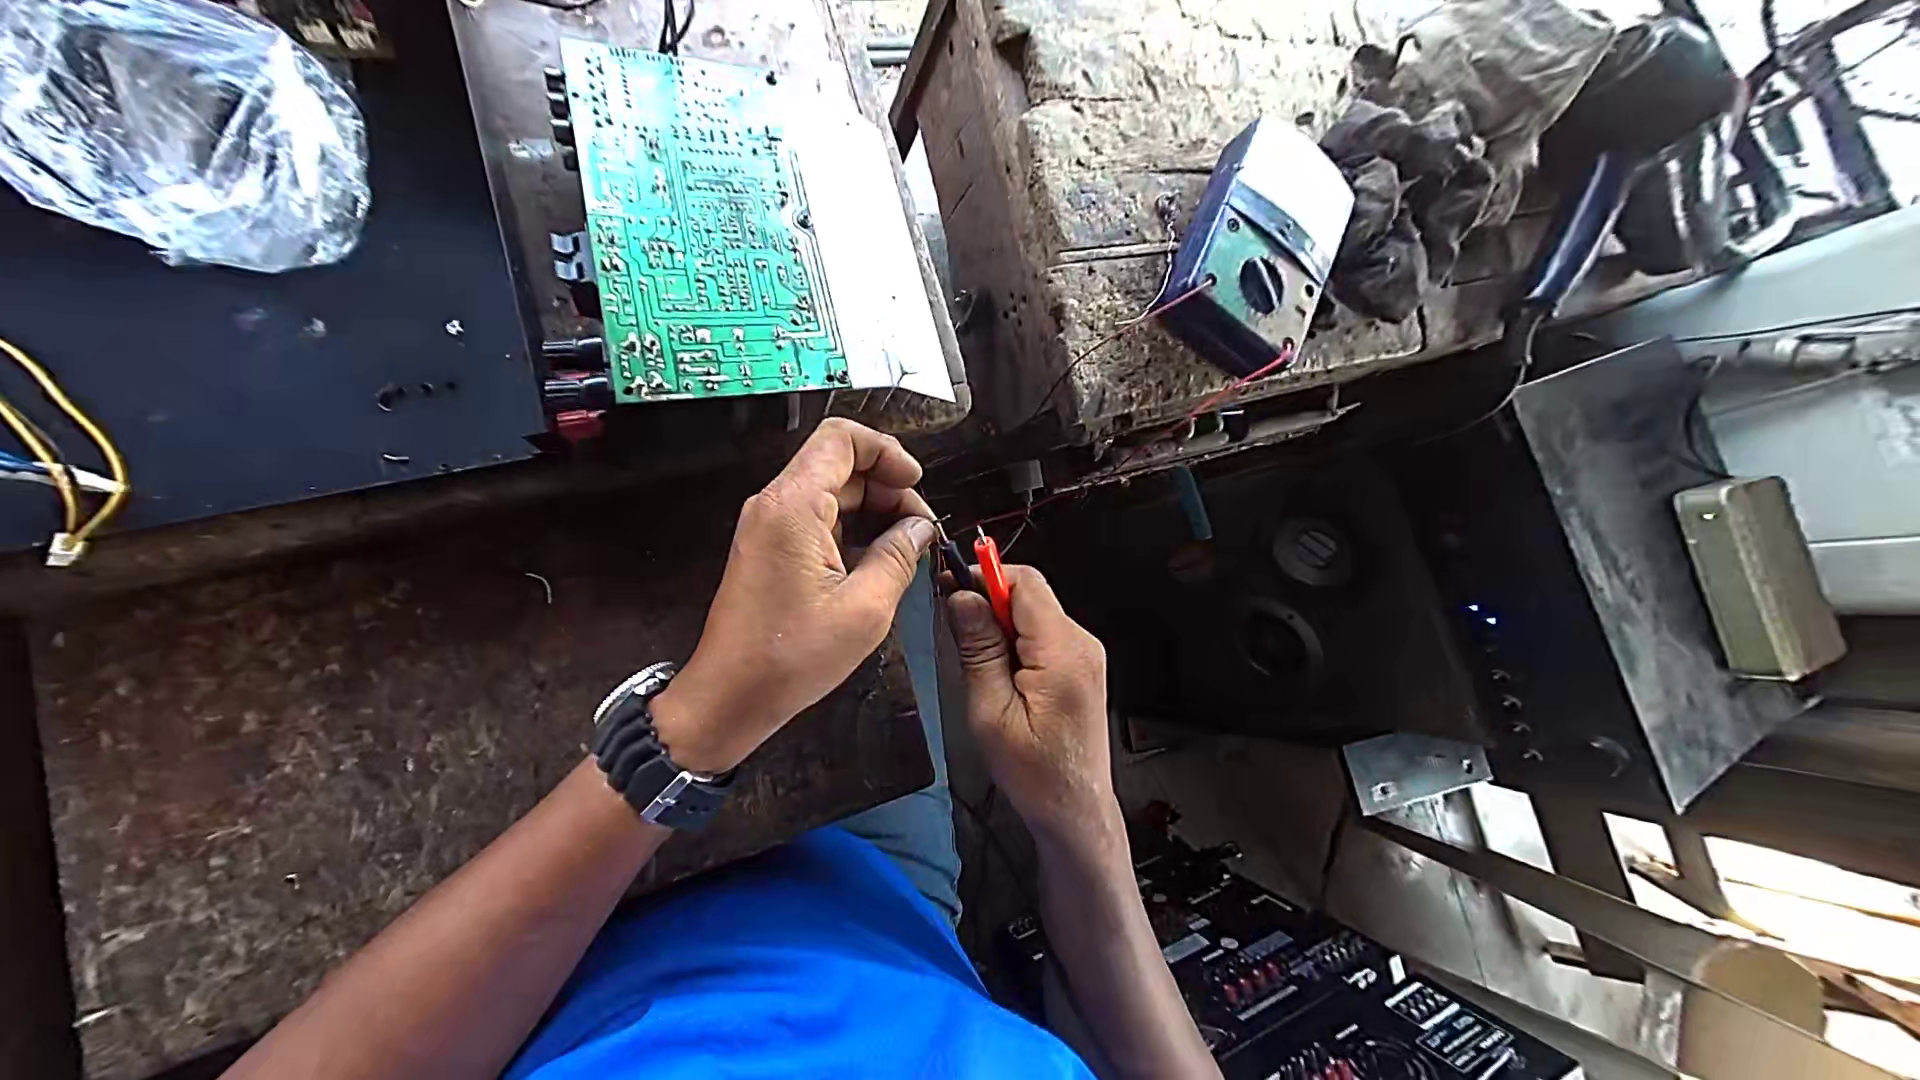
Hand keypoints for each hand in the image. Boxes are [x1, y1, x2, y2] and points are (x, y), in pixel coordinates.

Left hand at [652, 419, 938, 773]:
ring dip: (874, 510)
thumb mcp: (866, 607)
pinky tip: (878, 560)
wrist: (732, 694)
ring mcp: (770, 526)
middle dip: (888, 488)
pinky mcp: (771, 547)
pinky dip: (853, 528)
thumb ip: (900, 555)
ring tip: (905, 548)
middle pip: (841, 465)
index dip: (886, 451)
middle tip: (919, 529)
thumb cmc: (787, 658)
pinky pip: (819, 518)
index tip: (913, 482)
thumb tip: (920, 529)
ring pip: (833, 492)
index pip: (842, 439)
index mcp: (793, 508)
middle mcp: (775, 507)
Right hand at [949, 565, 1118, 842]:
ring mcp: (1084, 652)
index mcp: (1063, 651)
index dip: (984, 575)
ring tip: (979, 660)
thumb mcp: (990, 711)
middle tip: (956, 628)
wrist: (1074, 809)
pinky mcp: (1080, 663)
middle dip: (989, 600)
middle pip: (1030, 593)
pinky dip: (1015, 637)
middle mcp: (1081, 642)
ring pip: (1033, 611)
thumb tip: (962, 597)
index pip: (1025, 583)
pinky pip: (1042, 631)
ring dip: (1000, 622)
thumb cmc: (1033, 772)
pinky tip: (1000, 668)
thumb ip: (978, 648)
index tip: (949, 585)